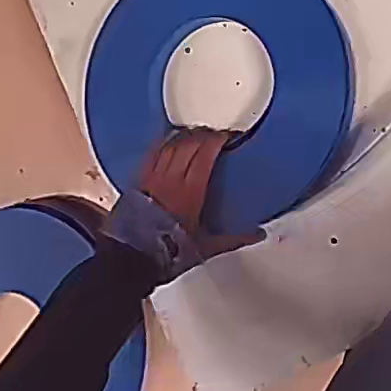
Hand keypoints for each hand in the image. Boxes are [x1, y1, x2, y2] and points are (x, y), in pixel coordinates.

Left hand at [133, 128, 264, 268]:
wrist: (135, 257)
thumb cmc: (169, 251)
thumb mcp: (207, 246)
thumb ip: (233, 238)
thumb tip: (256, 235)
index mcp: (190, 191)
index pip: (204, 154)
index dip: (216, 140)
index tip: (226, 137)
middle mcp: (171, 179)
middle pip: (188, 145)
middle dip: (203, 135)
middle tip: (214, 134)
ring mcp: (154, 178)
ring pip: (170, 146)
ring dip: (184, 136)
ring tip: (194, 133)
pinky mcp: (139, 180)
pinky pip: (152, 154)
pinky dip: (162, 143)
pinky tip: (167, 140)